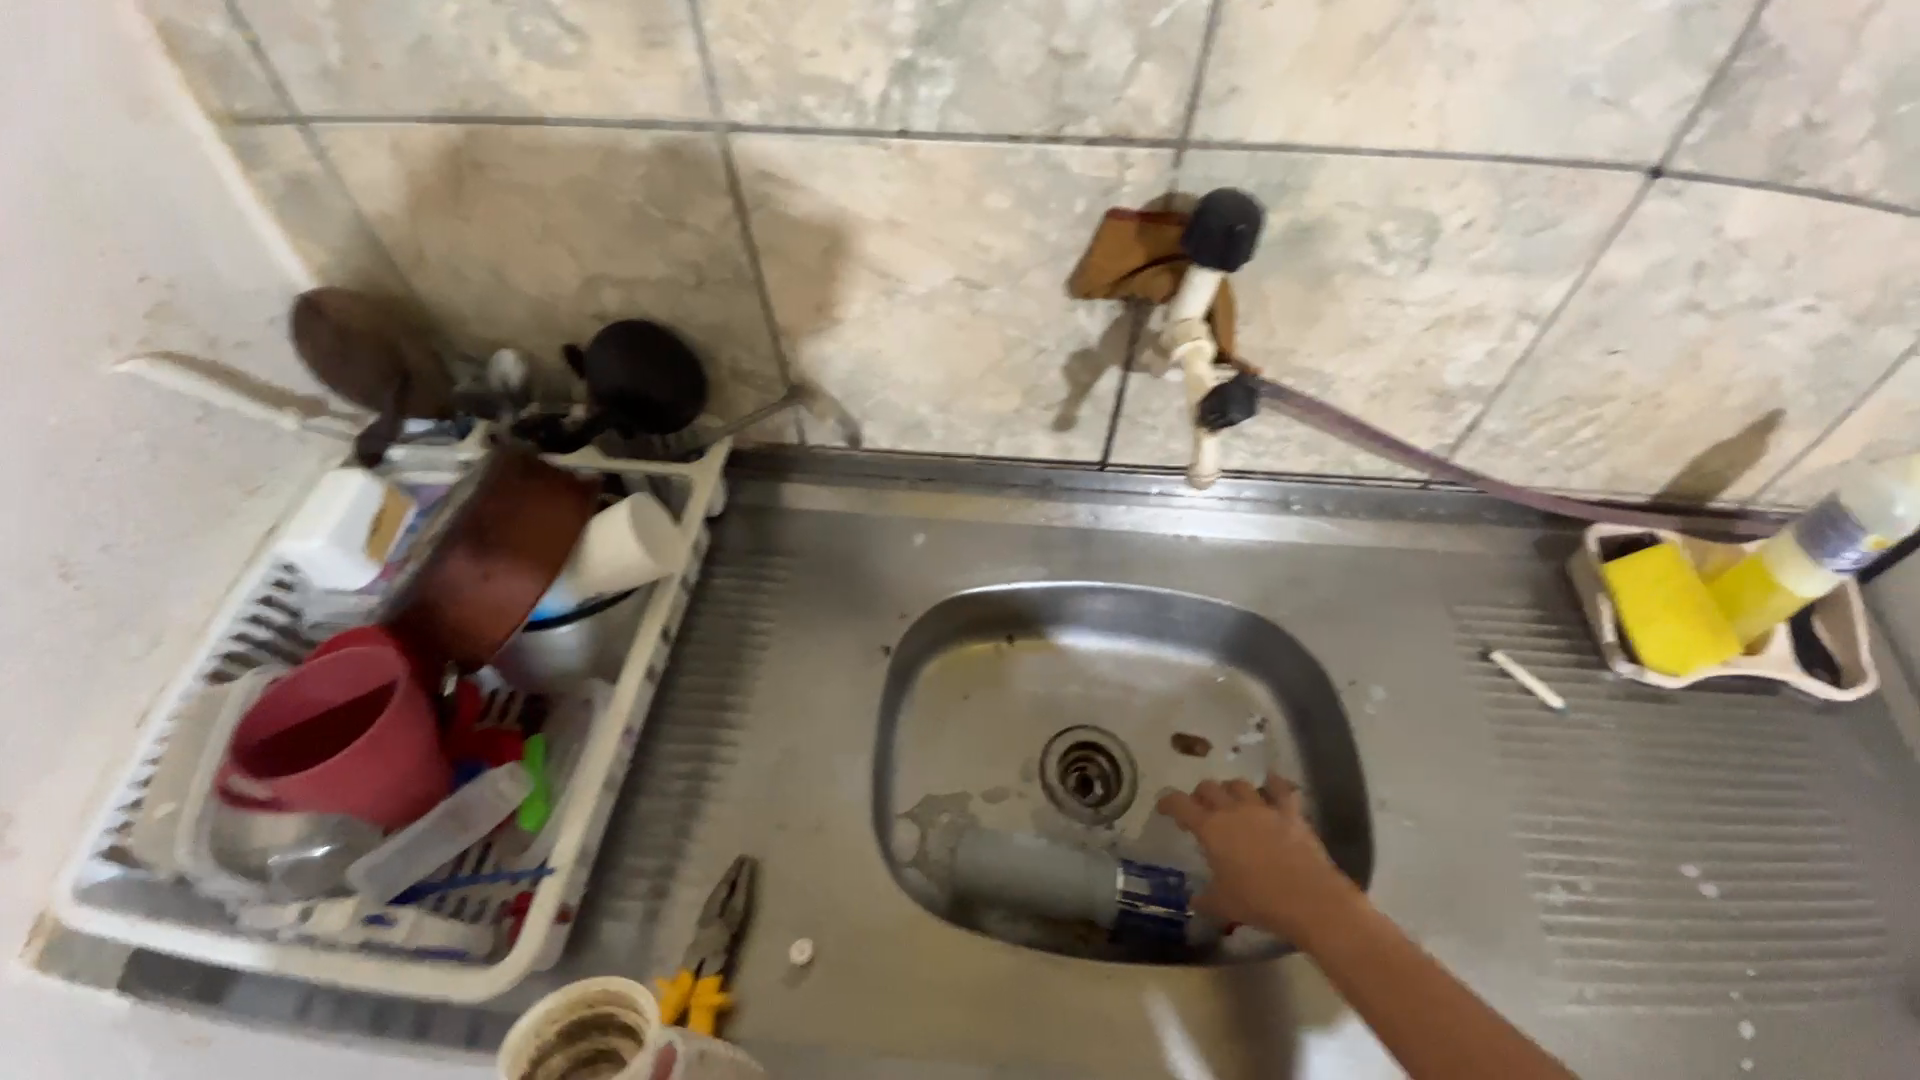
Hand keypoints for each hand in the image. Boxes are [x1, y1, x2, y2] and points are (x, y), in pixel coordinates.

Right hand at [1156, 774, 1356, 938]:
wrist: (1309, 899)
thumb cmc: (1258, 901)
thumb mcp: (1223, 906)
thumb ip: (1204, 899)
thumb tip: (1194, 900)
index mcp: (1210, 828)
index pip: (1179, 804)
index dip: (1168, 802)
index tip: (1164, 808)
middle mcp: (1233, 810)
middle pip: (1209, 787)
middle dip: (1200, 795)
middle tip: (1201, 810)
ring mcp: (1264, 808)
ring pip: (1240, 785)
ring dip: (1231, 790)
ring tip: (1232, 802)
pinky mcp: (1291, 813)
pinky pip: (1281, 789)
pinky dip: (1274, 784)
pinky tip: (1272, 784)